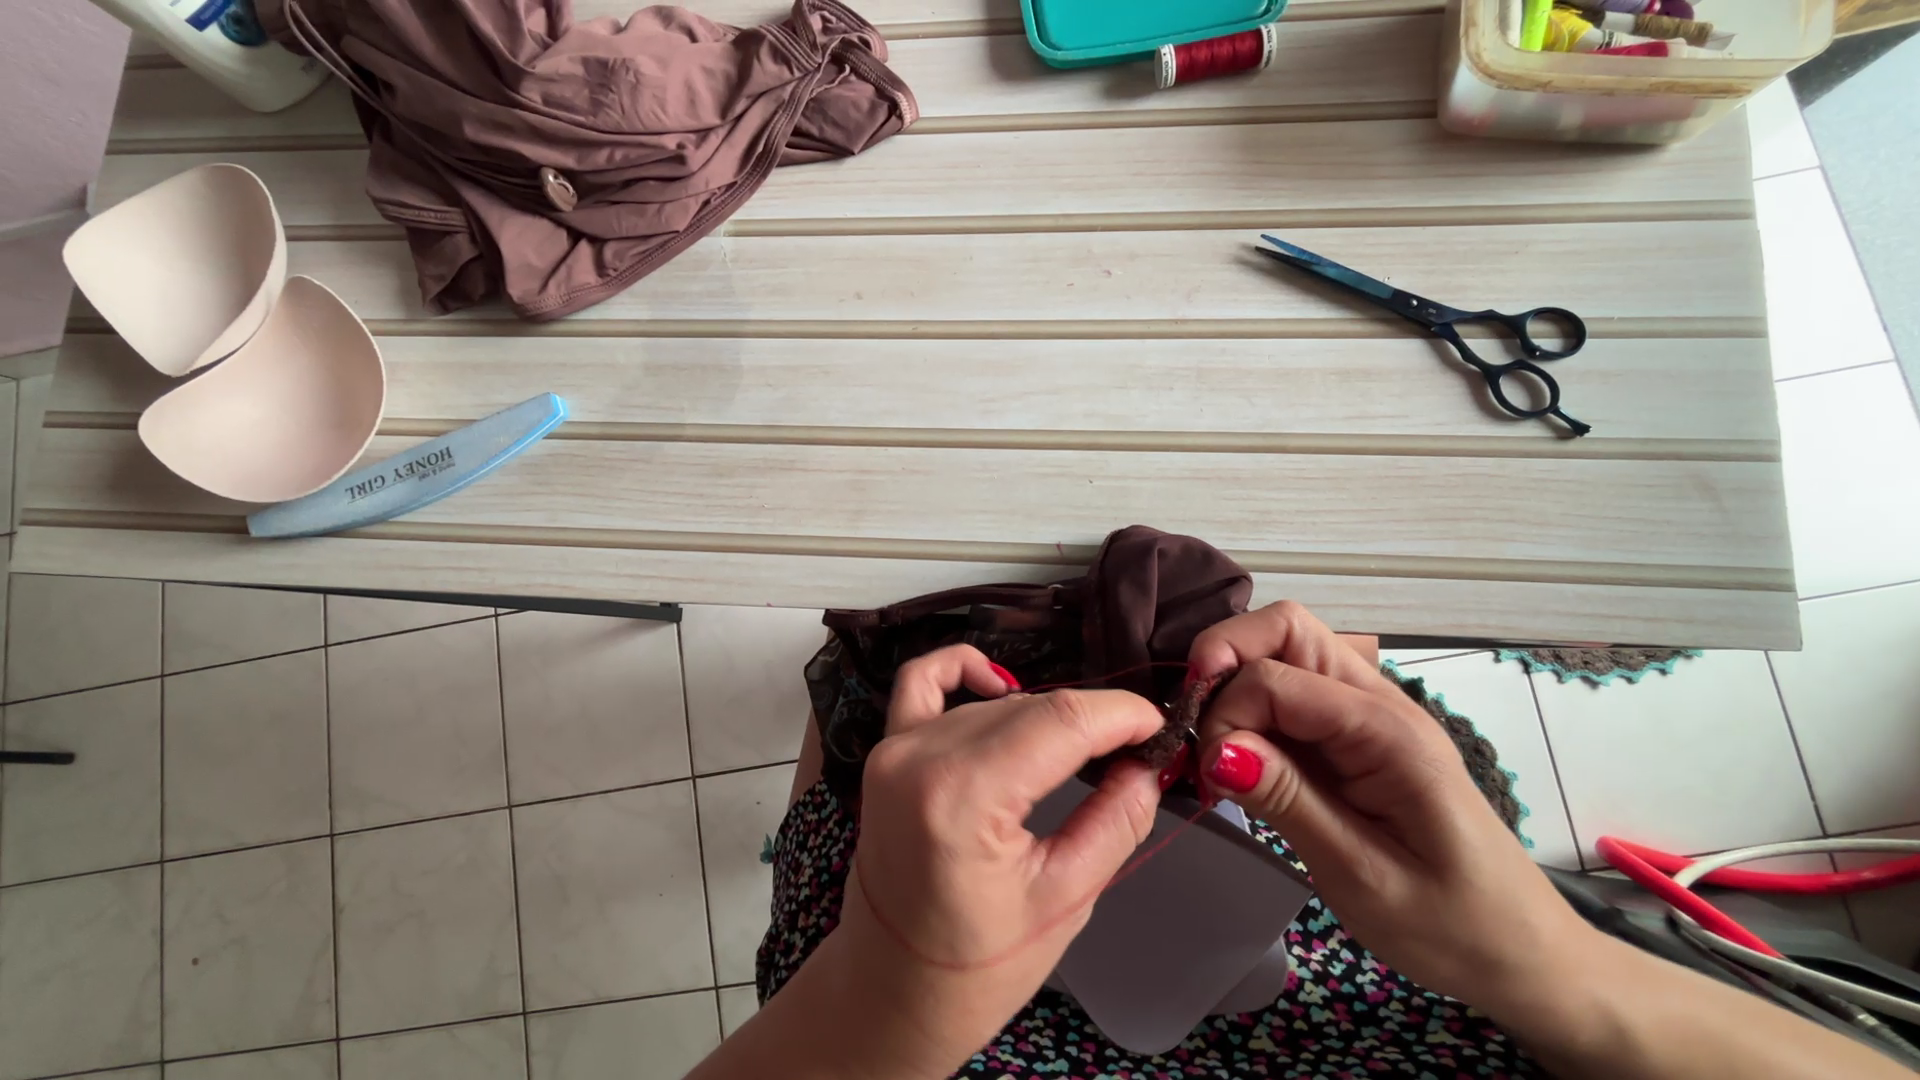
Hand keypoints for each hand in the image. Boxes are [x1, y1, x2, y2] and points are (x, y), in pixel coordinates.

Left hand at [831, 645, 1164, 1075]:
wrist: (886, 993)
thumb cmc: (973, 970)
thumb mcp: (1064, 902)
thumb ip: (1116, 820)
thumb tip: (1150, 762)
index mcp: (963, 798)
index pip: (1062, 720)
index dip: (1122, 714)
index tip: (1161, 725)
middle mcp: (921, 757)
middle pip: (1032, 706)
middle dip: (1095, 719)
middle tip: (1137, 750)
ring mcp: (895, 749)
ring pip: (994, 702)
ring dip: (1047, 714)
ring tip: (1086, 750)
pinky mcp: (886, 752)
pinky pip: (922, 681)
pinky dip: (966, 670)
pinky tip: (1003, 685)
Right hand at [1187, 602, 1597, 1016]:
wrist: (1522, 954)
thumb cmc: (1450, 925)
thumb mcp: (1360, 874)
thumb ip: (1286, 800)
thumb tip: (1213, 747)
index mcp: (1386, 731)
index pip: (1274, 677)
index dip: (1223, 713)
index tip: (1207, 774)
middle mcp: (1377, 700)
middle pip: (1283, 627)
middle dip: (1222, 660)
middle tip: (1196, 733)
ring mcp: (1366, 710)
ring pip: (1282, 648)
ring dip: (1232, 680)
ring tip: (1213, 747)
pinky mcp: (1352, 731)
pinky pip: (1290, 687)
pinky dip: (1249, 705)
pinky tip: (1238, 754)